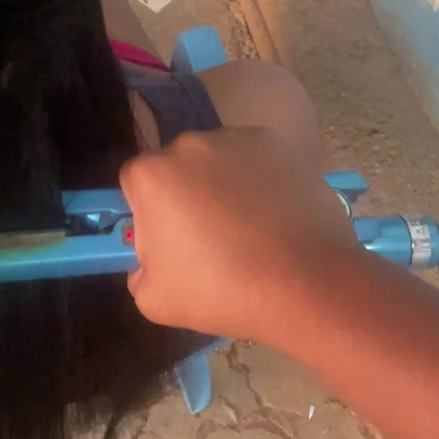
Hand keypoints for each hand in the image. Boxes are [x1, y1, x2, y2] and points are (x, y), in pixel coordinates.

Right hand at [120, 126, 363, 343]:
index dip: (146, 211)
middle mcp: (189, 144)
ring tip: (249, 227)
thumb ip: (138, 271)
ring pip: (216, 159)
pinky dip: (258, 178)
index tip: (168, 239)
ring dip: (222, 183)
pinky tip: (273, 213)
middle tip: (209, 237)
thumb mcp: (154, 300)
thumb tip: (152, 259)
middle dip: (185, 193)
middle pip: (175, 166)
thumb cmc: (222, 290)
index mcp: (152, 174)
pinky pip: (254, 159)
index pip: (133, 182)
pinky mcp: (276, 143)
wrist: (305, 282)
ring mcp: (236, 139)